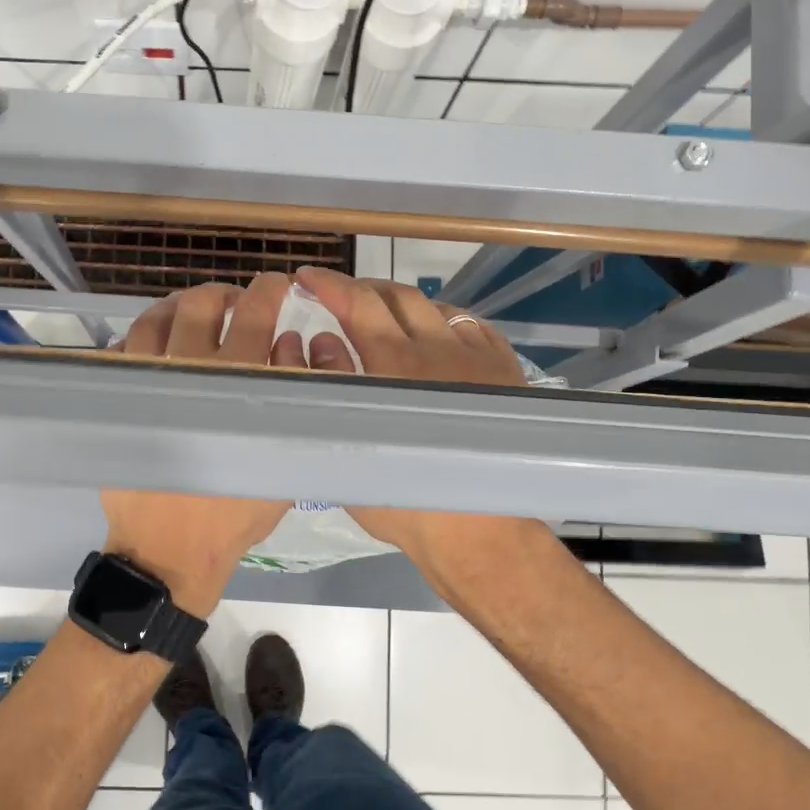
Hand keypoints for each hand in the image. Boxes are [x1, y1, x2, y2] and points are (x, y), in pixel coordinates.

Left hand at [99, 274, 297, 614]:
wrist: (170, 551)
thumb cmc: (233, 515)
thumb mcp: (280, 463)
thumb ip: (292, 401)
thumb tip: (291, 345)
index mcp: (234, 387)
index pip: (255, 317)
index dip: (269, 292)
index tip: (277, 284)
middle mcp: (187, 375)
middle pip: (201, 307)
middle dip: (224, 294)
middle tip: (237, 301)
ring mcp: (144, 384)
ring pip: (156, 321)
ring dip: (180, 307)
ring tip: (196, 312)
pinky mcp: (116, 401)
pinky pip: (122, 351)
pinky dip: (142, 337)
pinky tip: (158, 342)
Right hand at [281, 267, 539, 570]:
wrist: (478, 531)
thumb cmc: (403, 502)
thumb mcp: (350, 452)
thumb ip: (333, 391)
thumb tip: (322, 345)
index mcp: (394, 366)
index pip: (355, 304)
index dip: (327, 284)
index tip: (305, 278)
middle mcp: (437, 349)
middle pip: (394, 296)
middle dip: (359, 289)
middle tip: (336, 297)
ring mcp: (477, 357)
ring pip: (433, 308)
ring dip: (400, 305)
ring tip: (381, 315)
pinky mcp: (505, 370)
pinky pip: (470, 326)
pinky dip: (442, 321)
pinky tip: (433, 334)